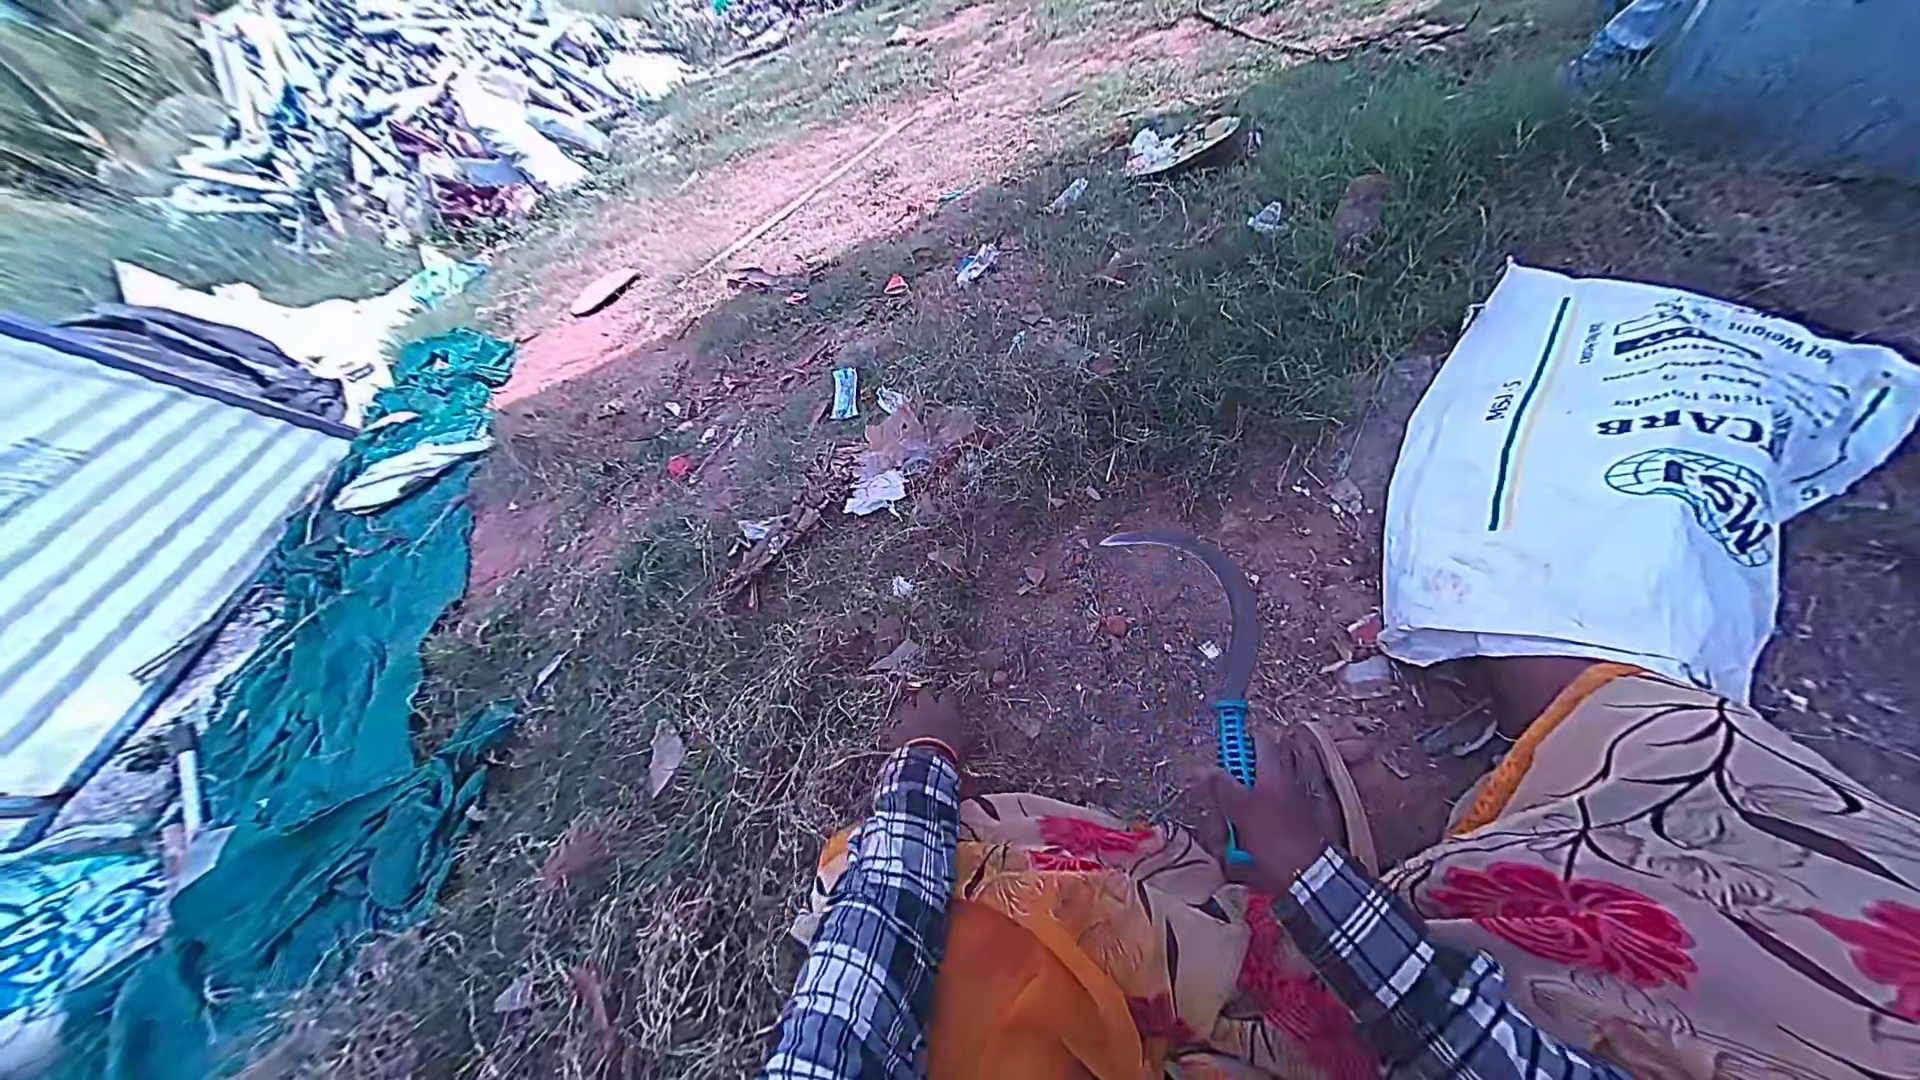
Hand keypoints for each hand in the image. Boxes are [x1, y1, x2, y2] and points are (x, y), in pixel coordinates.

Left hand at [886, 689, 973, 768]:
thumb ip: (970, 737)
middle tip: (929, 702)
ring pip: (907, 706)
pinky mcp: (897, 729)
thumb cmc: (949, 750)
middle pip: (925, 693)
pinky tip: (894, 734)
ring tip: (911, 717)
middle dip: (926, 696)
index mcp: (945, 708)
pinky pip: (892, 727)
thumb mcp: (966, 744)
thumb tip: (976, 735)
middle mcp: (926, 708)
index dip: (948, 696)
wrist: (925, 761)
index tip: (949, 699)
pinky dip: (894, 730)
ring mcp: (909, 717)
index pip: (948, 694)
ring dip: (909, 711)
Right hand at [1199, 727, 1342, 896]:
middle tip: (1216, 804)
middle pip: (1243, 774)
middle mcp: (1278, 785)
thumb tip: (1200, 768)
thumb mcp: (1240, 808)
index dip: (1236, 741)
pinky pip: (1253, 824)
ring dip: (1229, 818)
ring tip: (1225, 838)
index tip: (1219, 754)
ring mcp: (1281, 809)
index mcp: (1272, 771)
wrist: (1311, 881)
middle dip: (1224, 790)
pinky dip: (1241, 834)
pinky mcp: (1281, 831)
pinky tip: (1235, 852)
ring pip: (1244, 803)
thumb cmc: (1276, 837)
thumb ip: (1220, 785)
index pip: (1255, 739)